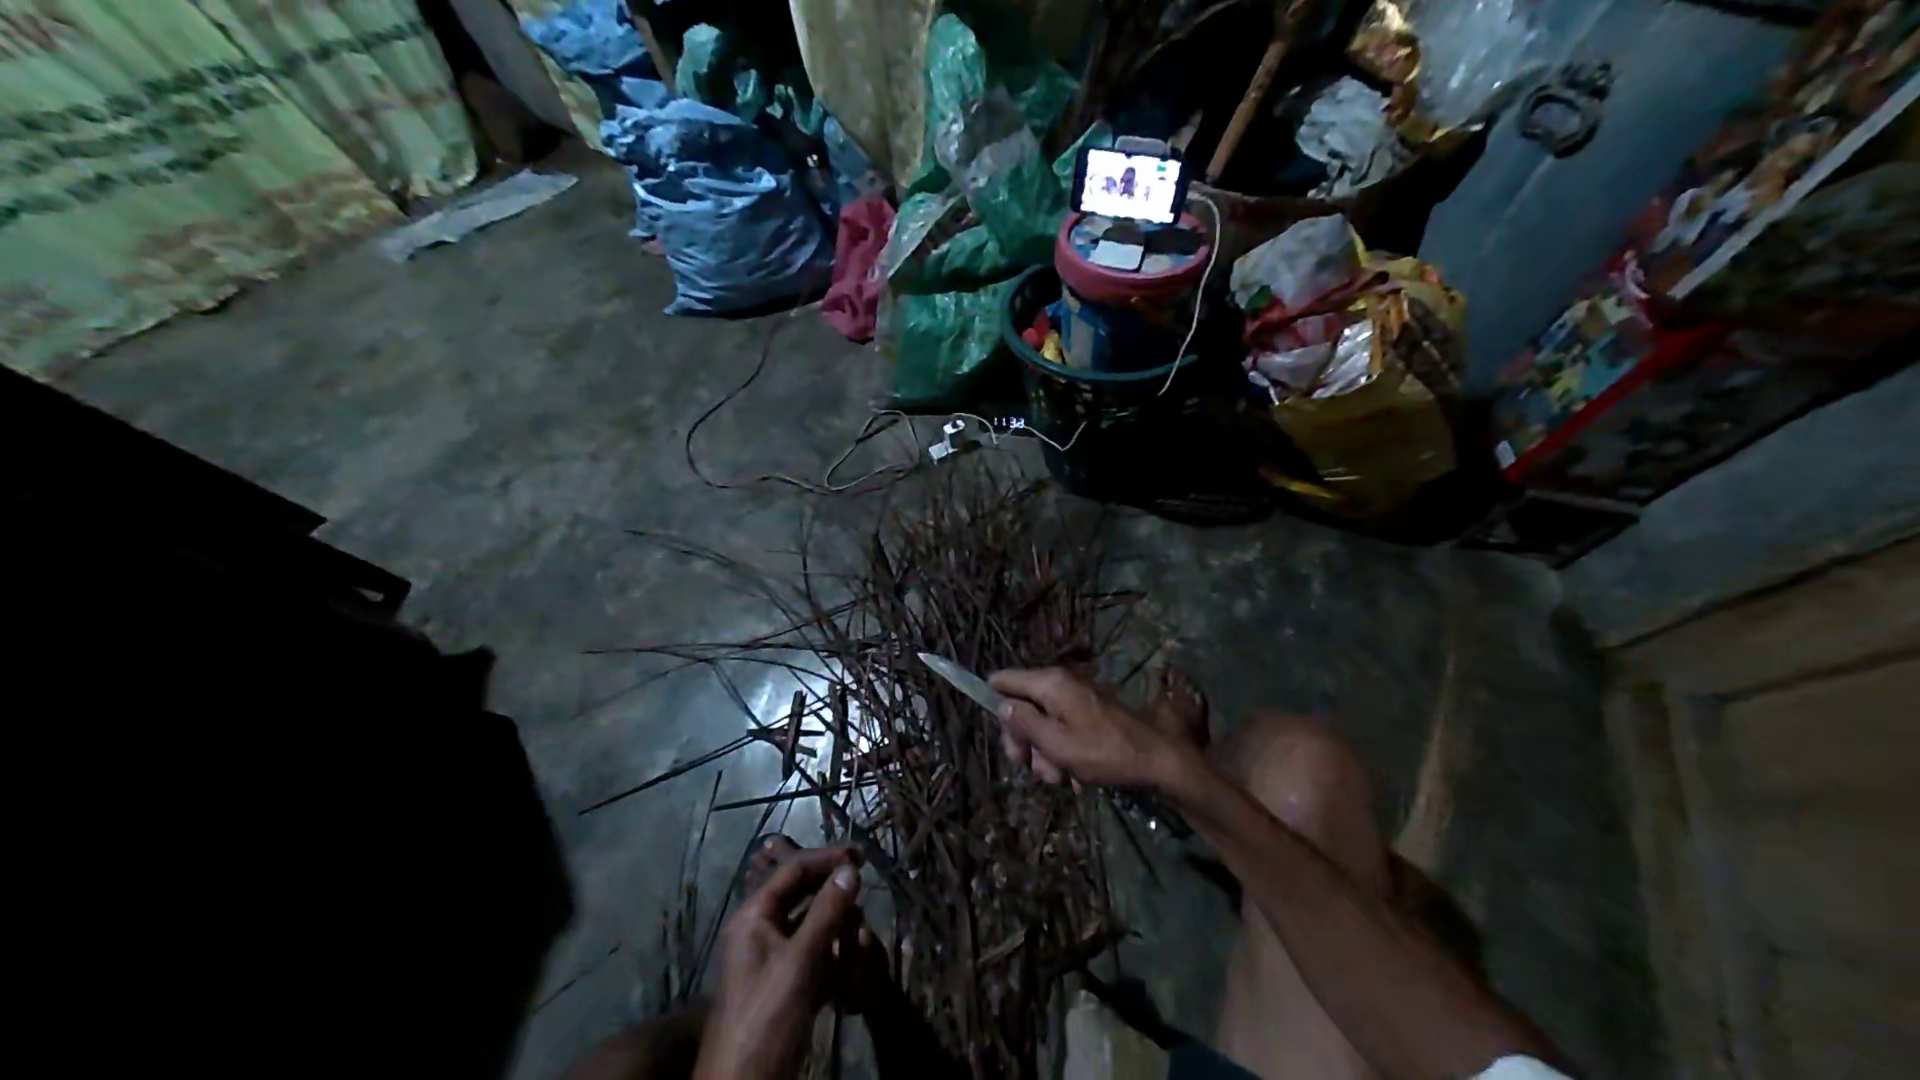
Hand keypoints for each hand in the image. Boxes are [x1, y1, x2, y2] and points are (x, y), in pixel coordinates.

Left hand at [693, 848, 862, 1079]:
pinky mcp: (787, 986)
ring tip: (862, 933)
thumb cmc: (767, 1018)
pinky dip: (835, 955)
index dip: (826, 859)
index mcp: (754, 918)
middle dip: (833, 892)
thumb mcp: (800, 961)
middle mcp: (761, 932)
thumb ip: (826, 912)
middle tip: (865, 885)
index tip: (861, 856)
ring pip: (812, 925)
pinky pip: (815, 955)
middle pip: (801, 895)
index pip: (792, 871)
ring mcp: (774, 960)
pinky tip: (856, 964)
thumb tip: (850, 869)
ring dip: (838, 925)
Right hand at [988, 667, 1185, 788]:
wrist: (1157, 761)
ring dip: (1046, 755)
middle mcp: (1061, 684)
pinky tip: (1076, 778)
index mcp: (1050, 683)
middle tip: (1031, 768)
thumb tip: (1001, 705)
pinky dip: (1064, 755)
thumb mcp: (1055, 743)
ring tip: (1061, 779)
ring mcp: (1076, 700)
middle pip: (1022, 707)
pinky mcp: (1089, 717)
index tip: (1002, 735)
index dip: (994, 703)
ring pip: (1043, 725)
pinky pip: (1063, 733)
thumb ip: (1023, 722)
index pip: (1004, 680)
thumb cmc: (1103, 751)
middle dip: (1024, 741)